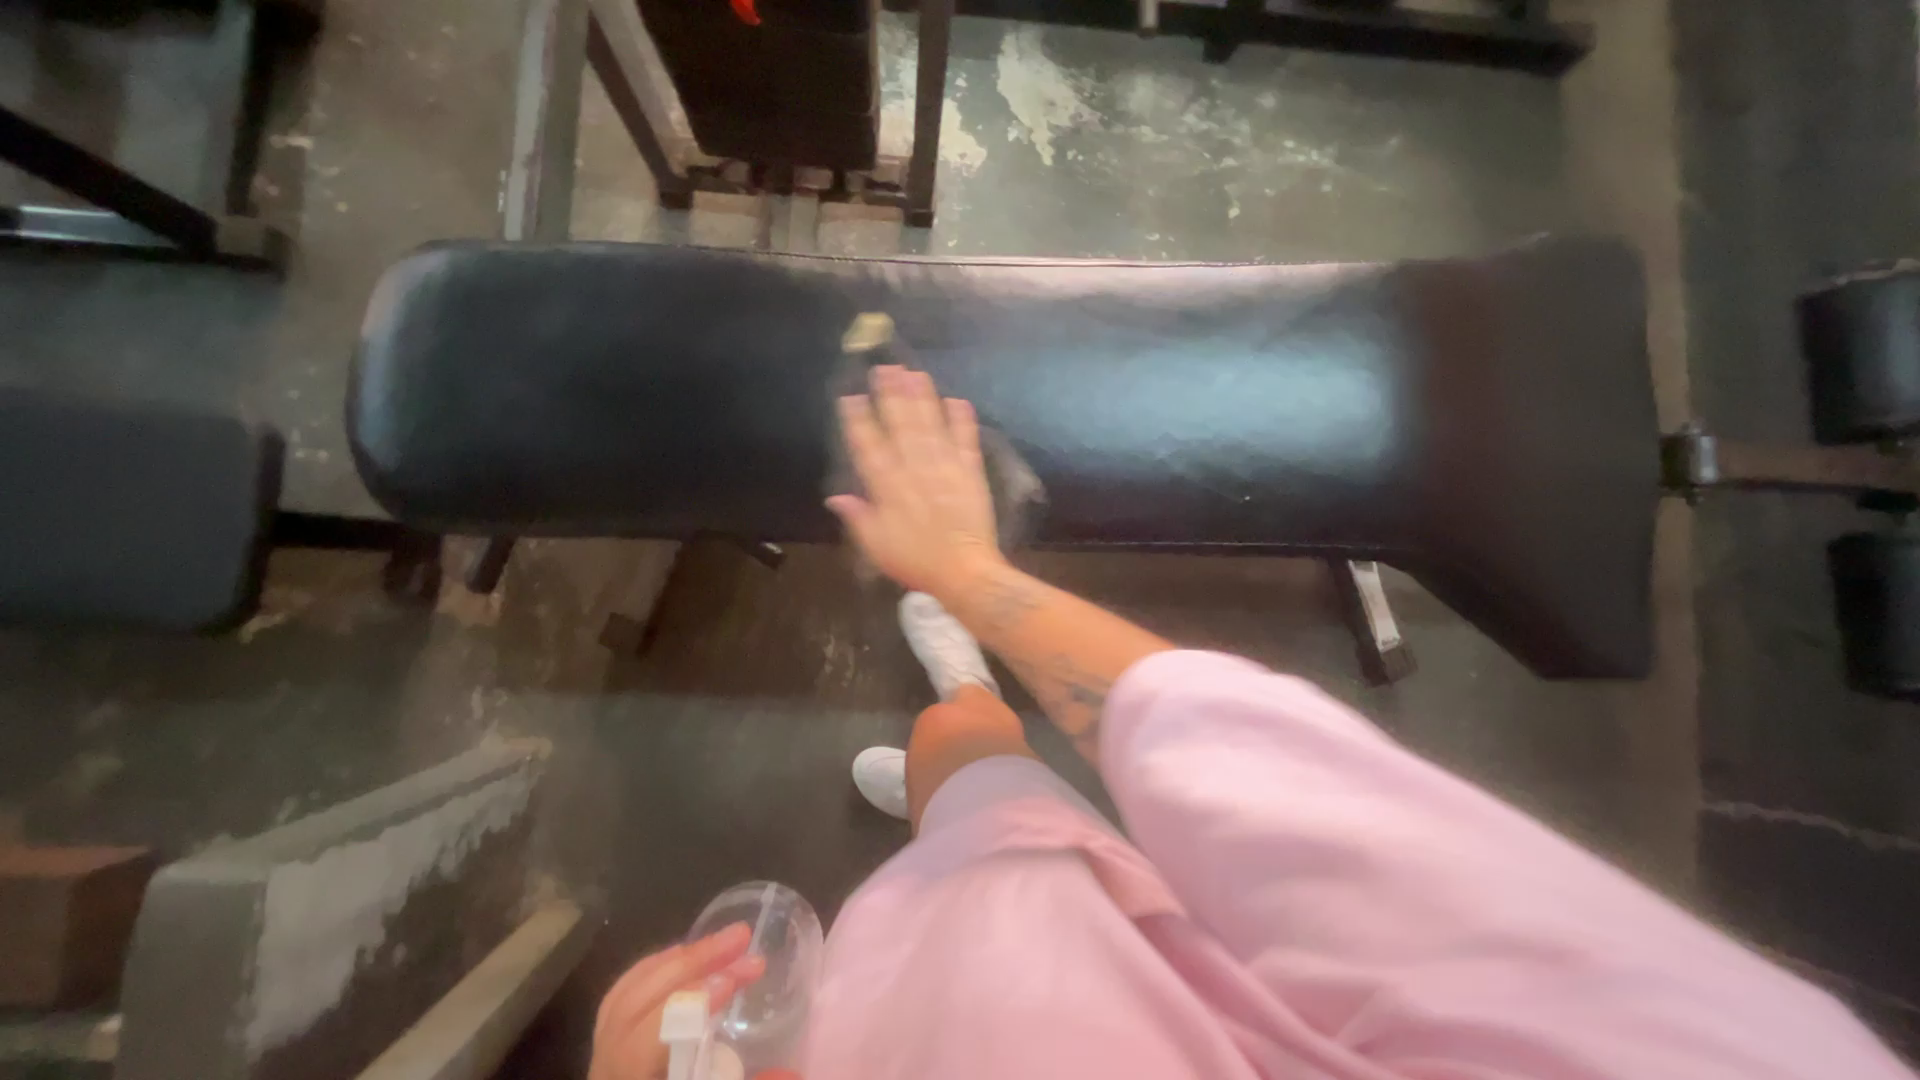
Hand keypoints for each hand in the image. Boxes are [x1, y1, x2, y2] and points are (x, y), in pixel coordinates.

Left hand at [589, 923, 765, 1079]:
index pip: (645, 1042)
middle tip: (742, 938)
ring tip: (720, 944)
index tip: (732, 979)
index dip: (686, 1006)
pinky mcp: (602, 1063)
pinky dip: (653, 973)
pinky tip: (683, 961)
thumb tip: (795, 1072)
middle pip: (636, 1006)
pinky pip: (619, 1004)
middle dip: (690, 965)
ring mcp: (597, 1067)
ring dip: (674, 963)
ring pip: (624, 997)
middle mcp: (604, 1076)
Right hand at [828, 365, 1004, 596]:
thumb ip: (858, 516)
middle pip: (900, 424)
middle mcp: (914, 469)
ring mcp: (945, 467)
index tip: (850, 395)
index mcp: (887, 486)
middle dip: (890, 394)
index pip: (868, 445)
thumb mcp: (876, 545)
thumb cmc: (915, 561)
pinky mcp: (971, 472)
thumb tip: (835, 496)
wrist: (964, 571)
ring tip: (913, 372)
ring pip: (930, 424)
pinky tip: (955, 399)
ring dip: (921, 396)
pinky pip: (965, 439)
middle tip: (884, 366)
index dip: (858, 419)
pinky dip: (961, 418)